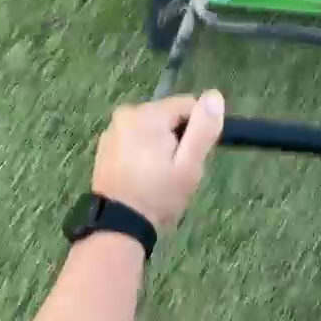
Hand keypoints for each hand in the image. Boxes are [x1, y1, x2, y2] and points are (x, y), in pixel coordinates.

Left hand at [91, 91, 225, 231]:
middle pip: (168, 117)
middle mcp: (125, 114)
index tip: (192, 159)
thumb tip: (214, 95)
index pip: (188, 105)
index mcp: (146, 114)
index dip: (198, 131)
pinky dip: (144, 154)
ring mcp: (112, 131)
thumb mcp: (189, 165)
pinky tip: (144, 177)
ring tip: (160, 177)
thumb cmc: (158, 196)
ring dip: (161, 147)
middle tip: (177, 172)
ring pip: (152, 130)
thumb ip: (203, 129)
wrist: (120, 225)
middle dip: (178, 139)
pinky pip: (135, 141)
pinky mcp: (105, 147)